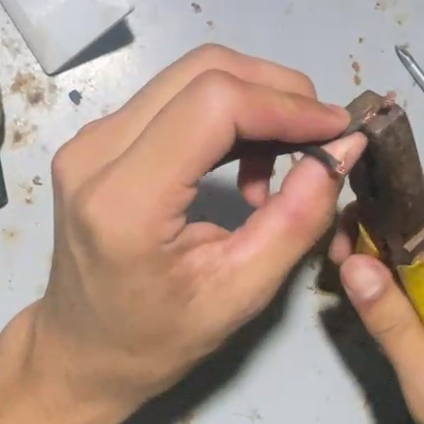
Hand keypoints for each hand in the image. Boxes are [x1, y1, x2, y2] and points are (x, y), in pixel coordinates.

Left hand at [26, 45, 365, 423]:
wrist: (79, 352)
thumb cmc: (156, 340)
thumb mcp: (240, 293)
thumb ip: (297, 218)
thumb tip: (344, 147)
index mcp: (125, 199)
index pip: (213, 104)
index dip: (284, 105)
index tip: (337, 129)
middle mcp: (96, 151)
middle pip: (202, 70)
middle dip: (276, 90)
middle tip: (322, 134)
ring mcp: (91, 137)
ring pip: (190, 75)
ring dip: (254, 99)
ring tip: (289, 155)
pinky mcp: (100, 136)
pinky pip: (175, 97)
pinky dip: (227, 113)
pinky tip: (248, 162)